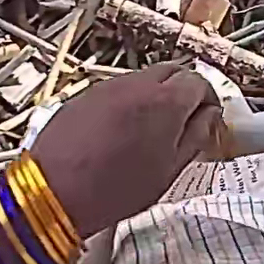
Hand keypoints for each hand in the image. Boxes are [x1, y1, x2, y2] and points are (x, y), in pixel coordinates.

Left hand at [29, 64, 221, 234]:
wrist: (55, 191)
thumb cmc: (110, 188)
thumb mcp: (168, 170)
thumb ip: (195, 137)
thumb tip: (208, 119)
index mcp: (165, 102)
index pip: (200, 81)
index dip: (208, 99)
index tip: (207, 116)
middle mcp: (137, 85)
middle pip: (173, 71)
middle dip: (184, 91)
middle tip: (186, 119)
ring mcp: (109, 86)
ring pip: (145, 79)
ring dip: (156, 96)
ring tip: (153, 130)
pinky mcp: (87, 94)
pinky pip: (119, 89)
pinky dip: (130, 101)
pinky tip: (124, 131)